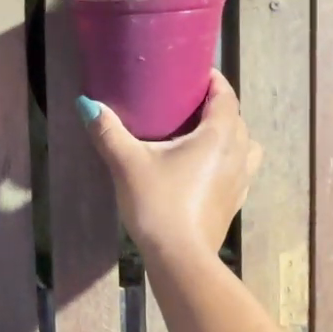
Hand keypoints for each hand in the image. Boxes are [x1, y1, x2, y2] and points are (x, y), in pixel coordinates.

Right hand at [78, 69, 262, 259]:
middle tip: (189, 105)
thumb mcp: (127, 164)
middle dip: (217, 107)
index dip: (213, 81)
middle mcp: (238, 152)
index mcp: (219, 135)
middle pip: (236, 119)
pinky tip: (206, 171)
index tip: (196, 74)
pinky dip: (228, 162)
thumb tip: (87, 104)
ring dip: (230, 136)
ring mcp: (241, 180)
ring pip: (245, 146)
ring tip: (204, 138)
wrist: (180, 257)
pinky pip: (239, 170)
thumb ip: (108, 132)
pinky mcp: (235, 202)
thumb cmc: (158, 203)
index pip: (225, 96)